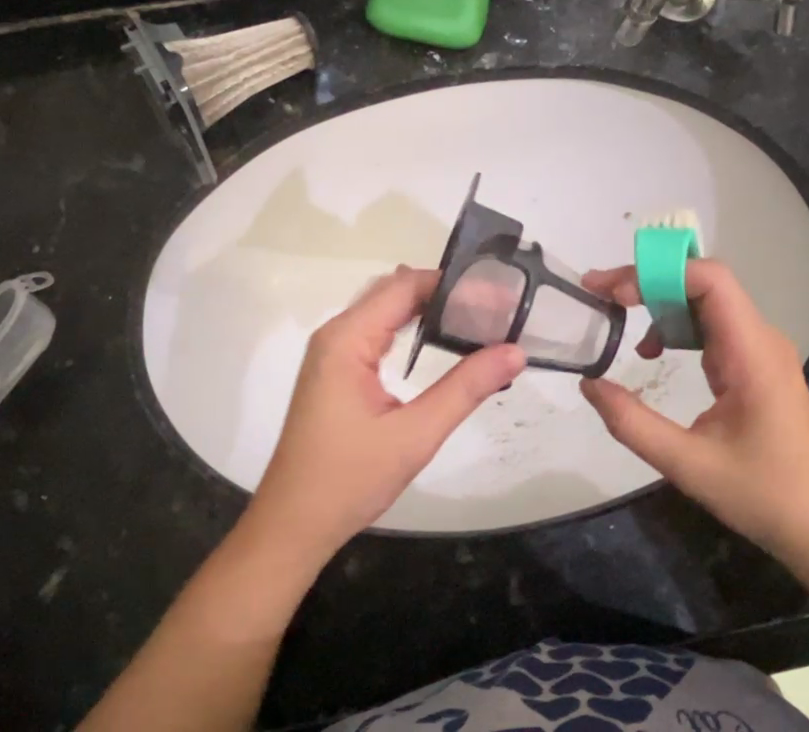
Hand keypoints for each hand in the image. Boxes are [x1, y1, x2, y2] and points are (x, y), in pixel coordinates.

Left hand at [246, 267, 525, 560]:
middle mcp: (335, 335)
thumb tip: (514, 351)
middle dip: (443, 293)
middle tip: (494, 307)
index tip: (497, 296)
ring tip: (476, 319)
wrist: (294, 523)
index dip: (452, 284)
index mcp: (347, 339)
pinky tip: (437, 341)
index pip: (405, 285)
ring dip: (426, 309)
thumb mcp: (415, 434)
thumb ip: (466, 388)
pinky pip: (375, 333)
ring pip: (383, 311)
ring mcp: (331, 354)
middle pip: (393, 291)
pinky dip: (408, 328)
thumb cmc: (349, 478)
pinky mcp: (334, 373)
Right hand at [579, 261, 808, 558]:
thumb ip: (632, 422)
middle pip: (704, 284)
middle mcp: (761, 340)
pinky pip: (712, 328)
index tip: (613, 293)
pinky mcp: (754, 366)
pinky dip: (676, 327)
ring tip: (615, 317)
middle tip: (599, 294)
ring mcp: (760, 351)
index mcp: (753, 353)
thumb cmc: (762, 495)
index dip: (658, 274)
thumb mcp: (687, 464)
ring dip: (660, 302)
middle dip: (649, 282)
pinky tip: (652, 353)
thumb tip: (588, 383)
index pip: (710, 280)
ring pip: (706, 302)